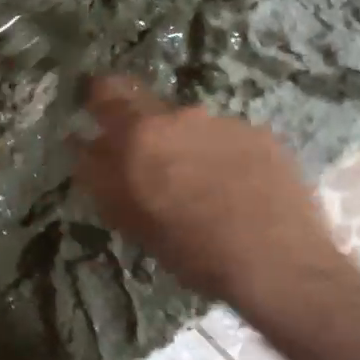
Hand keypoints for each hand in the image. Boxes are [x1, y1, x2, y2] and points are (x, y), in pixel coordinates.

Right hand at [72, 75, 342, 306]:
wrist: (281, 268)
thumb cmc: (190, 248)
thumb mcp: (126, 216)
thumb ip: (96, 171)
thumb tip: (78, 141)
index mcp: (139, 132)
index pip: (107, 90)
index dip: (98, 96)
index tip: (96, 111)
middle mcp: (180, 115)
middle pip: (152, 110)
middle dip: (147, 131)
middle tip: (153, 167)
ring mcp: (227, 124)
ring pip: (193, 127)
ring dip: (188, 146)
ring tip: (202, 186)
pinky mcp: (265, 139)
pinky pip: (230, 140)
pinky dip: (225, 157)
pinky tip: (238, 191)